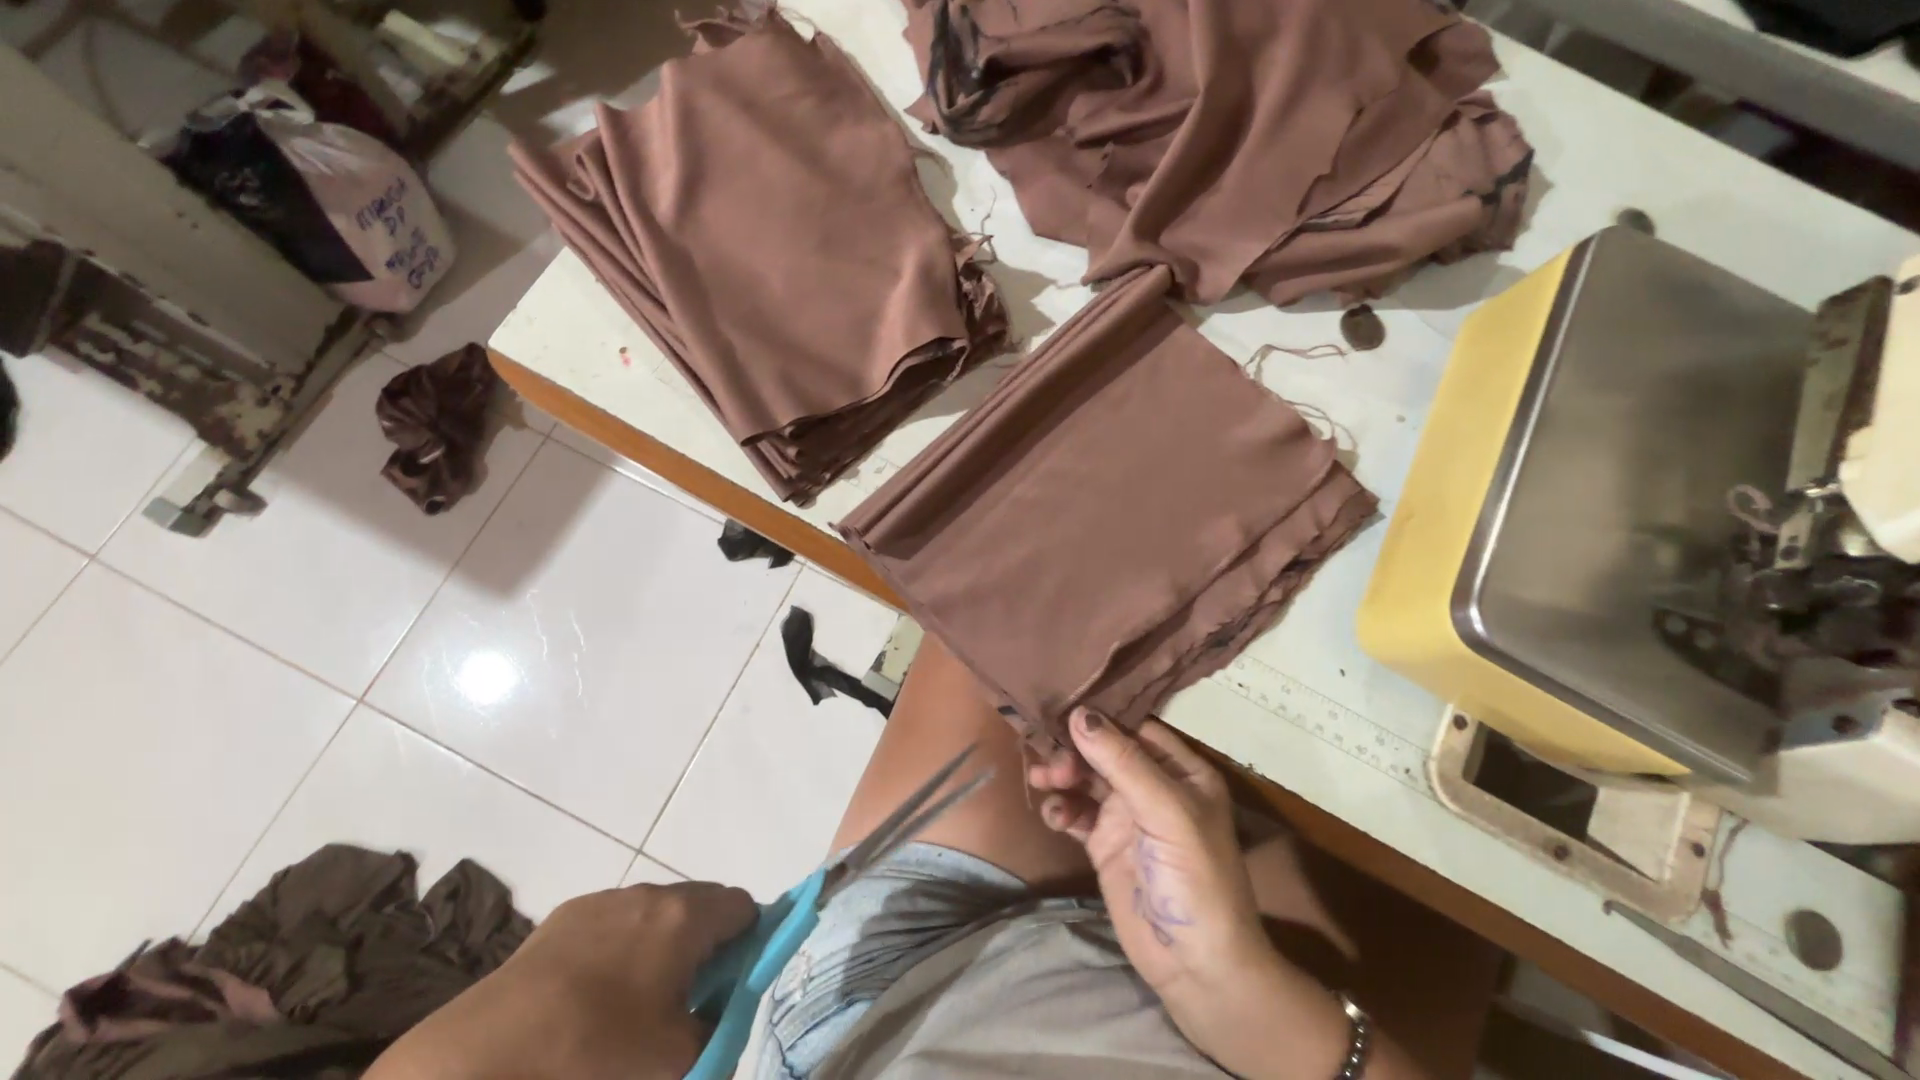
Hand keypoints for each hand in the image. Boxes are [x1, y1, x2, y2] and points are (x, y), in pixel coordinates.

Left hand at [366, 881, 755, 1079]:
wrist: (481, 1060)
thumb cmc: (596, 1052)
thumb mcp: (678, 1061)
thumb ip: (717, 1036)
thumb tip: (718, 1021)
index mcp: (684, 917)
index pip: (743, 907)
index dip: (752, 941)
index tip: (741, 982)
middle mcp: (646, 894)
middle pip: (700, 903)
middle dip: (709, 942)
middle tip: (699, 996)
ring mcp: (600, 902)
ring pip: (654, 912)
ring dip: (664, 943)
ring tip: (643, 999)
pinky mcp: (559, 920)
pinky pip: (613, 923)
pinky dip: (623, 947)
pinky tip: (598, 995)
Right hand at [1032, 711, 1351, 1078]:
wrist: (1194, 962)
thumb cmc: (1195, 878)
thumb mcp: (1167, 812)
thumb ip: (1122, 763)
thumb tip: (1080, 714)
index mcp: (1183, 771)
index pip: (1136, 729)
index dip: (1101, 719)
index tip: (1061, 707)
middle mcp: (1154, 787)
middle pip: (1105, 752)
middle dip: (1075, 751)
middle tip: (1051, 763)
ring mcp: (1127, 817)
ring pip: (1086, 780)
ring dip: (1062, 776)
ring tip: (1045, 782)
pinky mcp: (1104, 845)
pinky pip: (1076, 814)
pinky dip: (1062, 809)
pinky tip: (1056, 817)